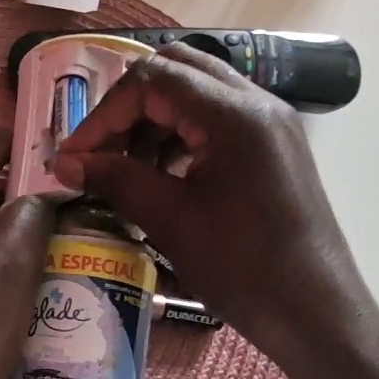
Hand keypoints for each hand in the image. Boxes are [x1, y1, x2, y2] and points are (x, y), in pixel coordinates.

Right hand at [54, 43, 371, 356]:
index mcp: (233, 114)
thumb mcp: (170, 221)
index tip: (75, 158)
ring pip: (196, 91)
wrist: (313, 309)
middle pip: (176, 70)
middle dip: (128, 107)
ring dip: (152, 121)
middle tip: (100, 153)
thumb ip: (117, 180)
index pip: (152, 81)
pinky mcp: (272, 146)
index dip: (104, 115)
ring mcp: (269, 123)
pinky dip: (179, 135)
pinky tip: (162, 178)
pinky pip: (216, 119)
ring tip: (127, 171)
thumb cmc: (241, 266)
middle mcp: (256, 103)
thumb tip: (66, 163)